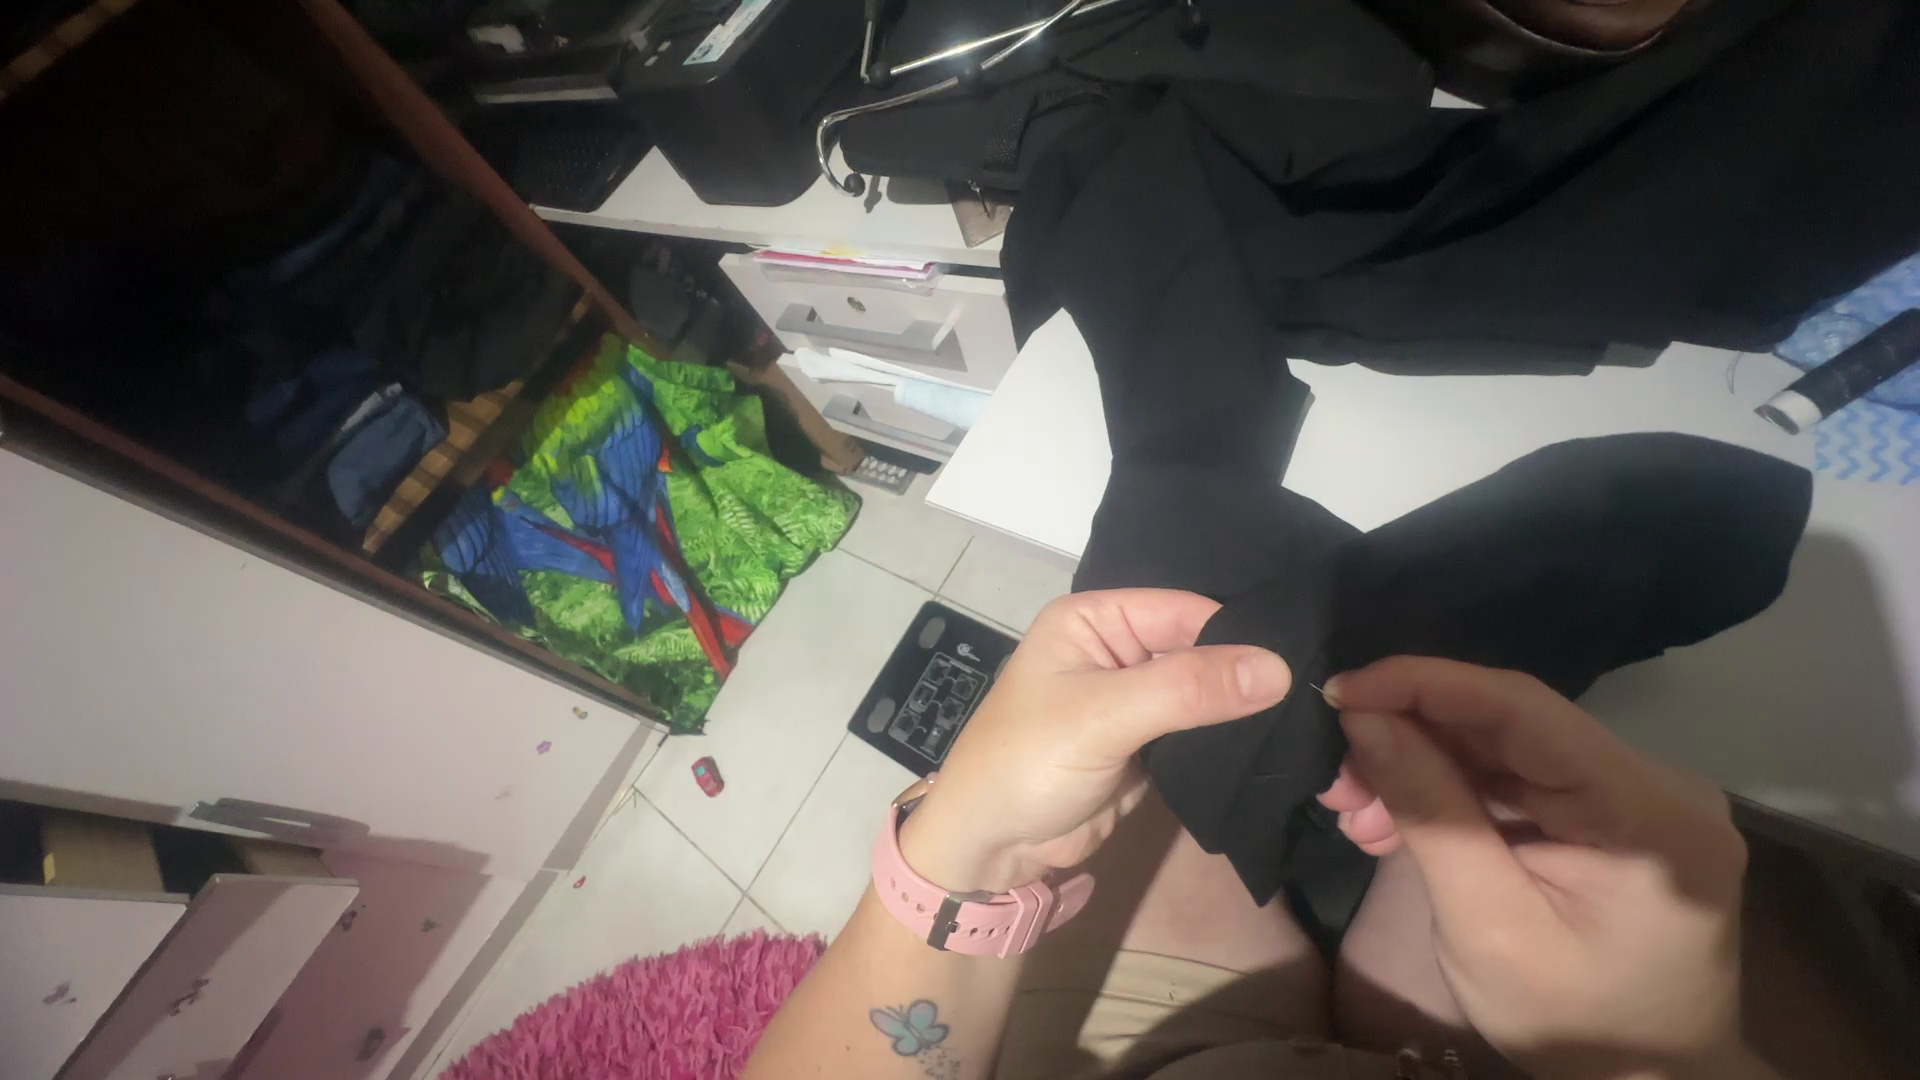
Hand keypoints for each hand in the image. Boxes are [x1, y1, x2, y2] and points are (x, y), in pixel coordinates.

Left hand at [899, 589, 1291, 894]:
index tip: (1304, 657)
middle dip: (1246, 668)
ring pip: (1202, 689)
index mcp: (1093, 620)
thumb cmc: (1028, 761)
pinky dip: (1228, 736)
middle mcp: (1115, 648)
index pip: (1182, 610)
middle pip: (1197, 646)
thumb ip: (1186, 689)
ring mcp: (1132, 697)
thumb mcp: (1103, 716)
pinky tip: (1277, 743)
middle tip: (1322, 689)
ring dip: (1242, 705)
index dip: (1238, 631)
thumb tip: (1276, 667)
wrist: (991, 845)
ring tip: (1313, 716)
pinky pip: (1198, 729)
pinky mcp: (1146, 742)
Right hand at [1316, 658, 1752, 1079]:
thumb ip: (1428, 812)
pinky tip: (1385, 817)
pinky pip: (1494, 770)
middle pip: (1497, 722)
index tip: (1339, 691)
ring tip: (1349, 809)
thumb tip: (1362, 716)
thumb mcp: (1484, 922)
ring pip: (1485, 742)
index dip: (1422, 683)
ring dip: (1406, 764)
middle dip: (1400, 736)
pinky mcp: (1590, 805)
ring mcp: (1620, 791)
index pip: (1521, 709)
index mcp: (1650, 814)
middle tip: (1332, 774)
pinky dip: (1431, 786)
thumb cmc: (1569, 1021)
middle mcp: (1648, 782)